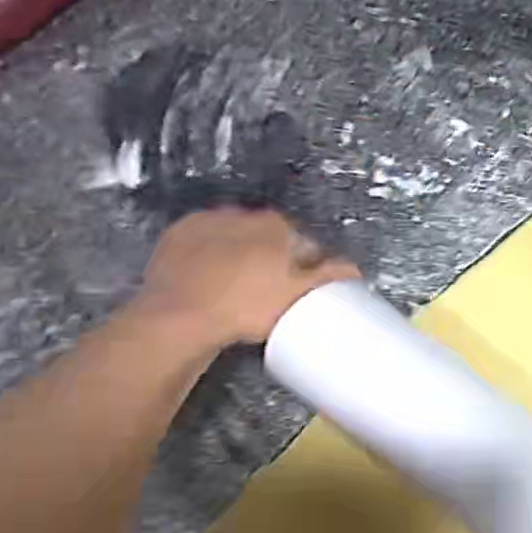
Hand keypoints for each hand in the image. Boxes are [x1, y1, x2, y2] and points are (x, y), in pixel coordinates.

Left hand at [130, 207, 358, 348]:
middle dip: (276, 255)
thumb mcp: (297, 296)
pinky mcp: (177, 235)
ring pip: (237, 236)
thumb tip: (354, 268)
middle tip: (276, 287)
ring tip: (245, 286)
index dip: (308, 262)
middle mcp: (241, 215)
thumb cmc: (245, 307)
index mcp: (275, 226)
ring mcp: (205, 222)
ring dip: (244, 253)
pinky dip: (214, 254)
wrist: (180, 317)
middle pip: (270, 234)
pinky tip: (217, 278)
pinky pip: (206, 240)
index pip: (304, 238)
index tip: (305, 282)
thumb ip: (328, 277)